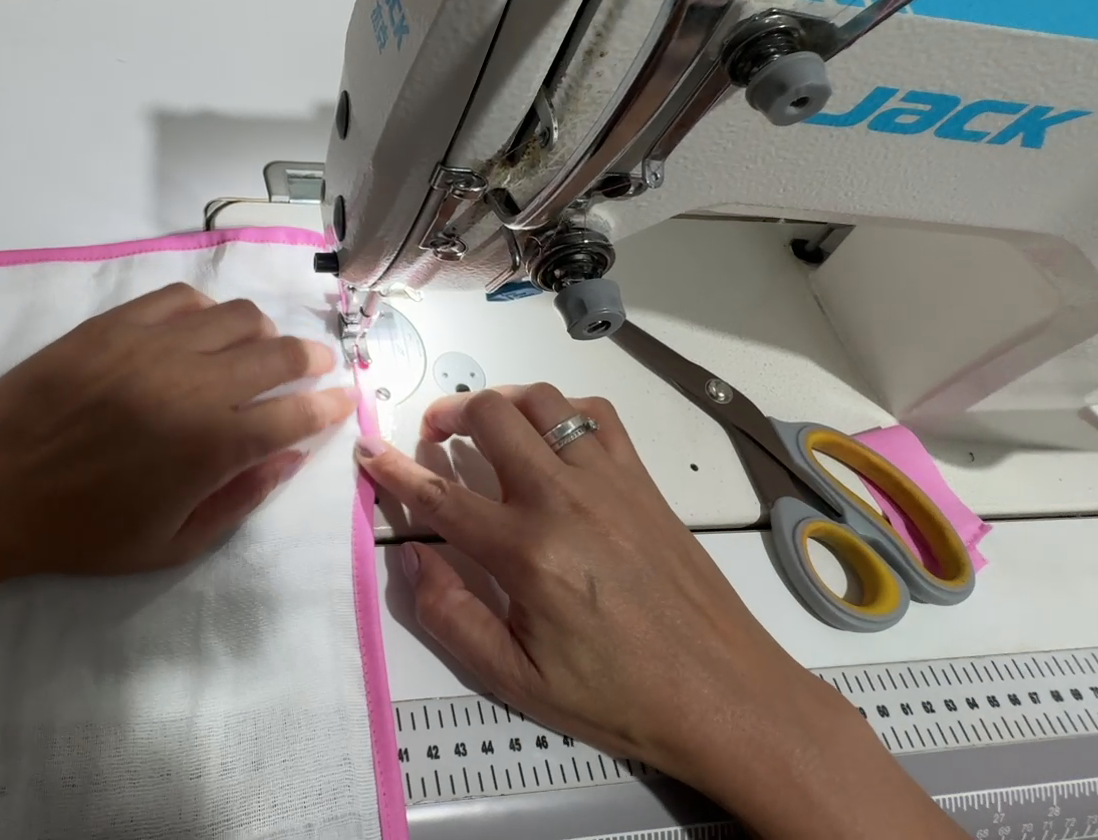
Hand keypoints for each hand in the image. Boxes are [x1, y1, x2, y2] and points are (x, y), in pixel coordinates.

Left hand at [0, 283, 354, 581]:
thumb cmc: (81, 530)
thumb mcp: (170, 544)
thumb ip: (239, 500)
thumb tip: (287, 458)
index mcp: (213, 444)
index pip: (297, 414)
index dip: (329, 405)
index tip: (342, 400)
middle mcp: (195, 383)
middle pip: (279, 354)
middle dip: (311, 360)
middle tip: (315, 367)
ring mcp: (154, 344)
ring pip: (237, 316)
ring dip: (262, 333)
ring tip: (258, 350)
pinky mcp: (116, 323)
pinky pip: (181, 298)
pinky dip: (207, 311)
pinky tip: (201, 330)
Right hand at [356, 384, 959, 839]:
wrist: (729, 697)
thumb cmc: (617, 695)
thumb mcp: (517, 680)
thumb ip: (451, 616)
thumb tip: (410, 558)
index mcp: (527, 552)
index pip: (440, 496)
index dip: (394, 468)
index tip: (368, 448)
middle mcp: (564, 499)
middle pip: (490, 415)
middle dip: (446, 411)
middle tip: (434, 435)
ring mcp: (609, 480)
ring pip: (541, 399)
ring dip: (501, 400)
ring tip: (485, 425)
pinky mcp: (642, 478)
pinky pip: (595, 413)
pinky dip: (560, 408)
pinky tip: (551, 436)